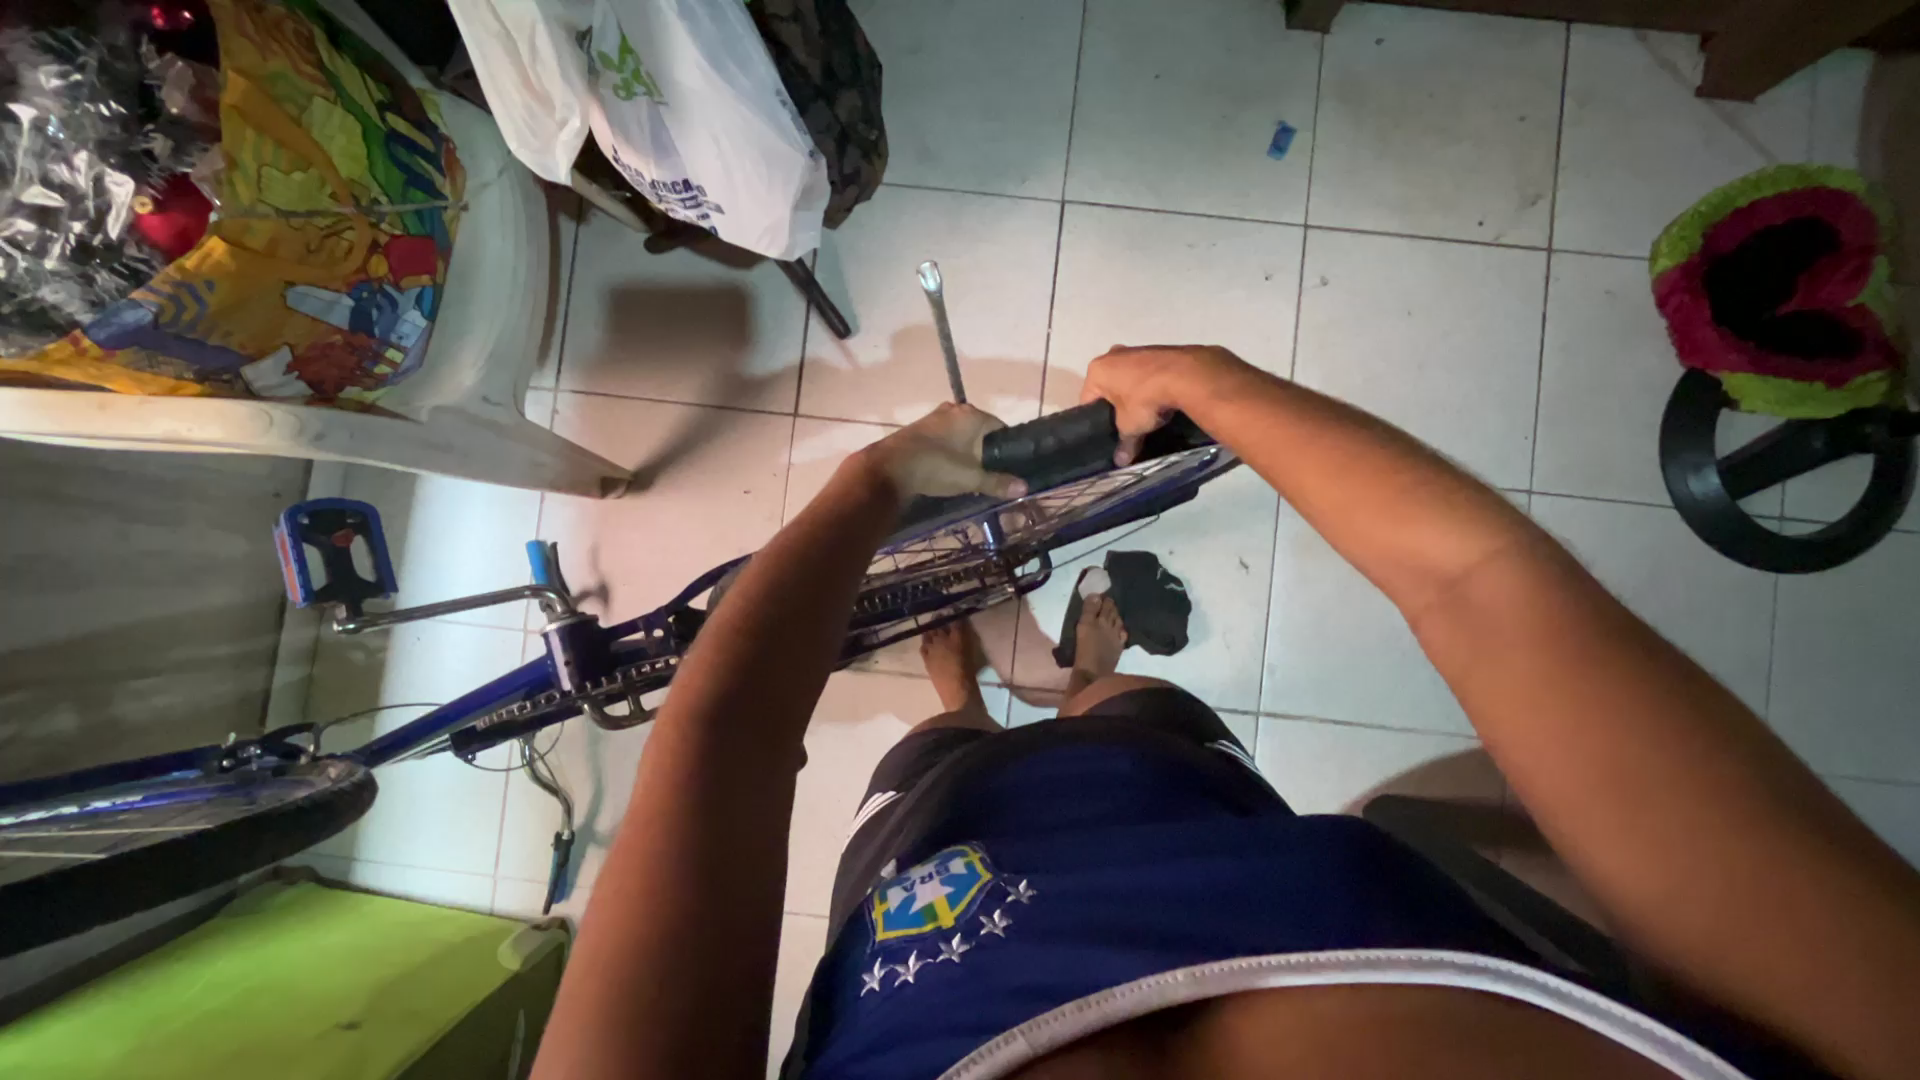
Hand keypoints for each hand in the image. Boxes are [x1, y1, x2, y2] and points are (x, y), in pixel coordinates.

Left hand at [860, 403, 1028, 499]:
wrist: (890, 467)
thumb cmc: (937, 467)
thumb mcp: (971, 478)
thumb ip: (998, 482)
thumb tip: (1025, 487)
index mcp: (973, 415)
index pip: (1001, 427)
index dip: (1006, 447)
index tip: (1007, 466)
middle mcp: (955, 409)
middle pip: (980, 430)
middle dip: (985, 449)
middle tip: (987, 472)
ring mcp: (935, 416)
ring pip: (961, 433)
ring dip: (965, 450)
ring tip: (967, 472)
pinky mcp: (920, 427)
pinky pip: (944, 437)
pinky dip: (949, 449)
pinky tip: (946, 466)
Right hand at [1081, 345, 1247, 464]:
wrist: (1184, 375)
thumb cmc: (1144, 399)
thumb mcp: (1130, 427)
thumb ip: (1124, 443)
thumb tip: (1121, 462)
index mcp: (1096, 370)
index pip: (1087, 401)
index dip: (1094, 420)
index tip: (1105, 433)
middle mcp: (1112, 355)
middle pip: (1108, 387)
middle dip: (1116, 405)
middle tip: (1125, 425)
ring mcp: (1136, 349)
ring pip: (1128, 378)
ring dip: (1134, 394)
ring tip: (1145, 413)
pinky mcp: (1158, 350)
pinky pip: (1147, 373)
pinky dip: (1150, 386)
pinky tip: (1160, 400)